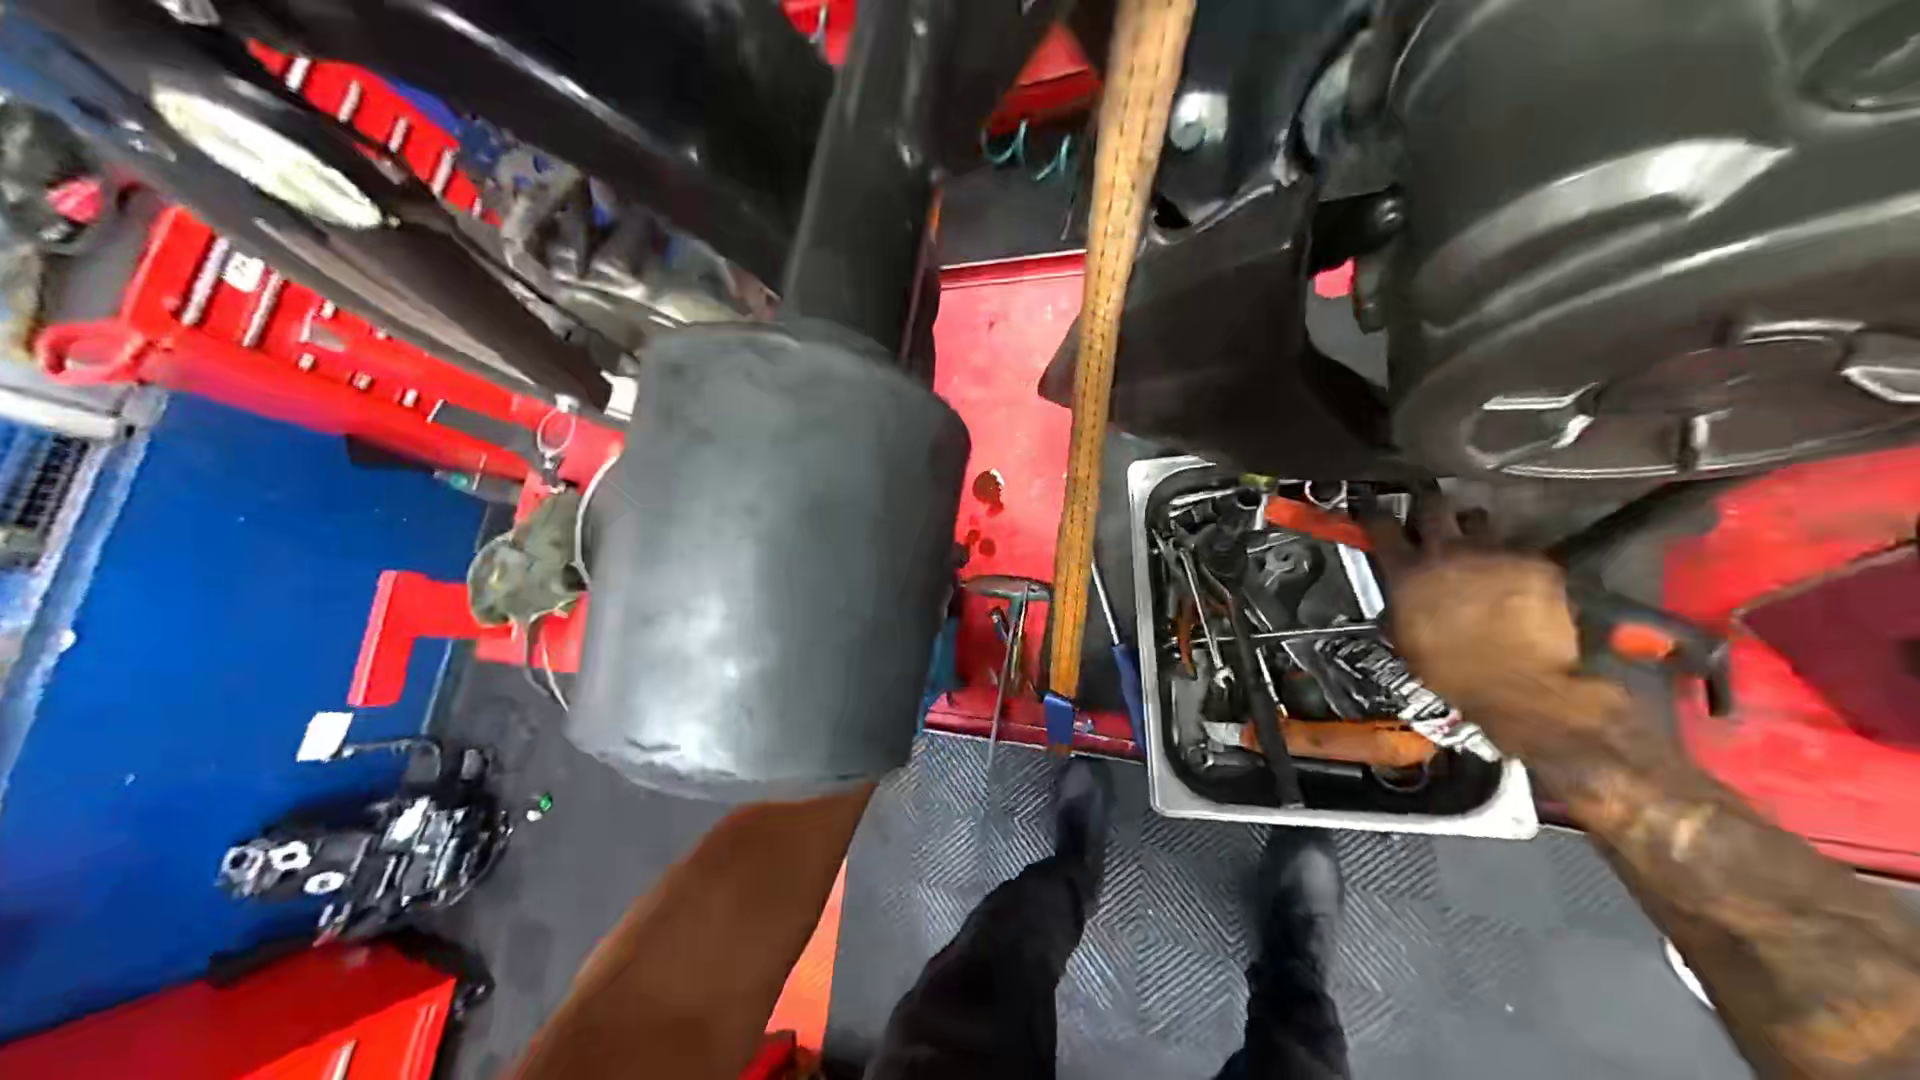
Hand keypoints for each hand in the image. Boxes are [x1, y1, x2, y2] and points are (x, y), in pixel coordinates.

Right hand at [1362, 496, 1630, 755]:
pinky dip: (1513, 560)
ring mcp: (1494, 554)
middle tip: (1429, 514)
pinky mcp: (1536, 563)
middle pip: (1432, 506)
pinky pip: (1520, 549)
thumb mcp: (1404, 634)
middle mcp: (1447, 553)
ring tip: (1475, 544)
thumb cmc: (1452, 669)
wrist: (1518, 686)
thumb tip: (1402, 593)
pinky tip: (1514, 579)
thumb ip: (1400, 600)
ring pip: (1479, 519)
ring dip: (1472, 529)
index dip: (1375, 516)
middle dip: (1428, 506)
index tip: (1376, 513)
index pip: (1381, 526)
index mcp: (1407, 572)